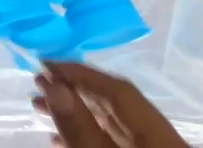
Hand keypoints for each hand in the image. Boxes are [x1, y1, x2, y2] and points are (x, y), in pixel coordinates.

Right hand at [35, 63, 189, 147]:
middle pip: (116, 106)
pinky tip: (59, 135)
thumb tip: (50, 82)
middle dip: (73, 91)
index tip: (44, 63)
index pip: (120, 90)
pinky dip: (88, 134)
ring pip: (114, 125)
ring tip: (39, 106)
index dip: (80, 72)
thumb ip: (80, 126)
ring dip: (76, 114)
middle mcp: (164, 139)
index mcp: (162, 135)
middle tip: (37, 82)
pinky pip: (116, 143)